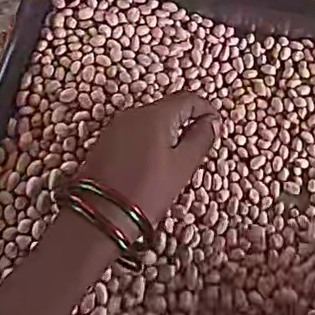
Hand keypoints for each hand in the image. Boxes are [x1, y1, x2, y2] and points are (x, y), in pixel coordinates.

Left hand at [74, 91, 218, 226]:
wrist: (98, 217)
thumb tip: (212, 121)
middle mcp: (133, 113)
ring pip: (150, 122)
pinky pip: (134, 134)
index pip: (187, 98)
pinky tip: (152, 166)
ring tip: (176, 162)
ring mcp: (115, 127)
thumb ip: (200, 139)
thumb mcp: (181, 167)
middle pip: (167, 108)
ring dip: (167, 134)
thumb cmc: (145, 192)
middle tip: (199, 147)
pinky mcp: (105, 142)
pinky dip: (149, 143)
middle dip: (186, 123)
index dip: (206, 109)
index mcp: (155, 115)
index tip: (216, 126)